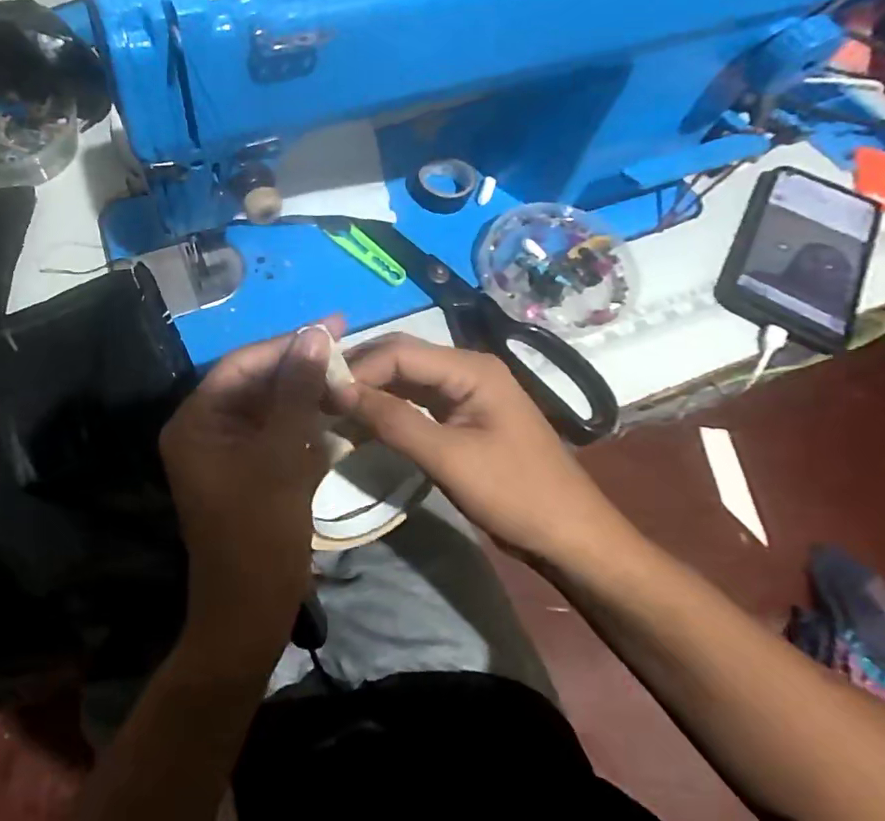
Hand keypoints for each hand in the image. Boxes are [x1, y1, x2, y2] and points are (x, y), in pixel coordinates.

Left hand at [158, 317, 339, 640]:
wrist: (252, 611)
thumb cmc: (260, 530)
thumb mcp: (281, 455)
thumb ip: (297, 391)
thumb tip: (313, 334)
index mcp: (198, 421)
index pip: (245, 364)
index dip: (290, 342)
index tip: (336, 325)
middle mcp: (208, 430)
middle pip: (260, 382)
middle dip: (304, 370)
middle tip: (350, 355)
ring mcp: (230, 453)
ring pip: (274, 407)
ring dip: (310, 396)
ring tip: (351, 383)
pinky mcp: (252, 472)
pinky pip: (280, 434)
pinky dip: (308, 424)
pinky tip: (339, 414)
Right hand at [335, 334, 626, 564]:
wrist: (567, 533)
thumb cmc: (514, 492)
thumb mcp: (449, 457)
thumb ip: (394, 420)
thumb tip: (340, 390)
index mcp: (471, 368)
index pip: (400, 351)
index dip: (358, 368)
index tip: (318, 393)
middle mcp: (468, 369)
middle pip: (403, 359)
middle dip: (361, 375)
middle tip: (317, 398)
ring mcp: (467, 393)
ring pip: (408, 381)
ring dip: (373, 392)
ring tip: (331, 410)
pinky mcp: (465, 417)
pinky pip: (420, 403)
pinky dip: (391, 411)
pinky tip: (364, 424)